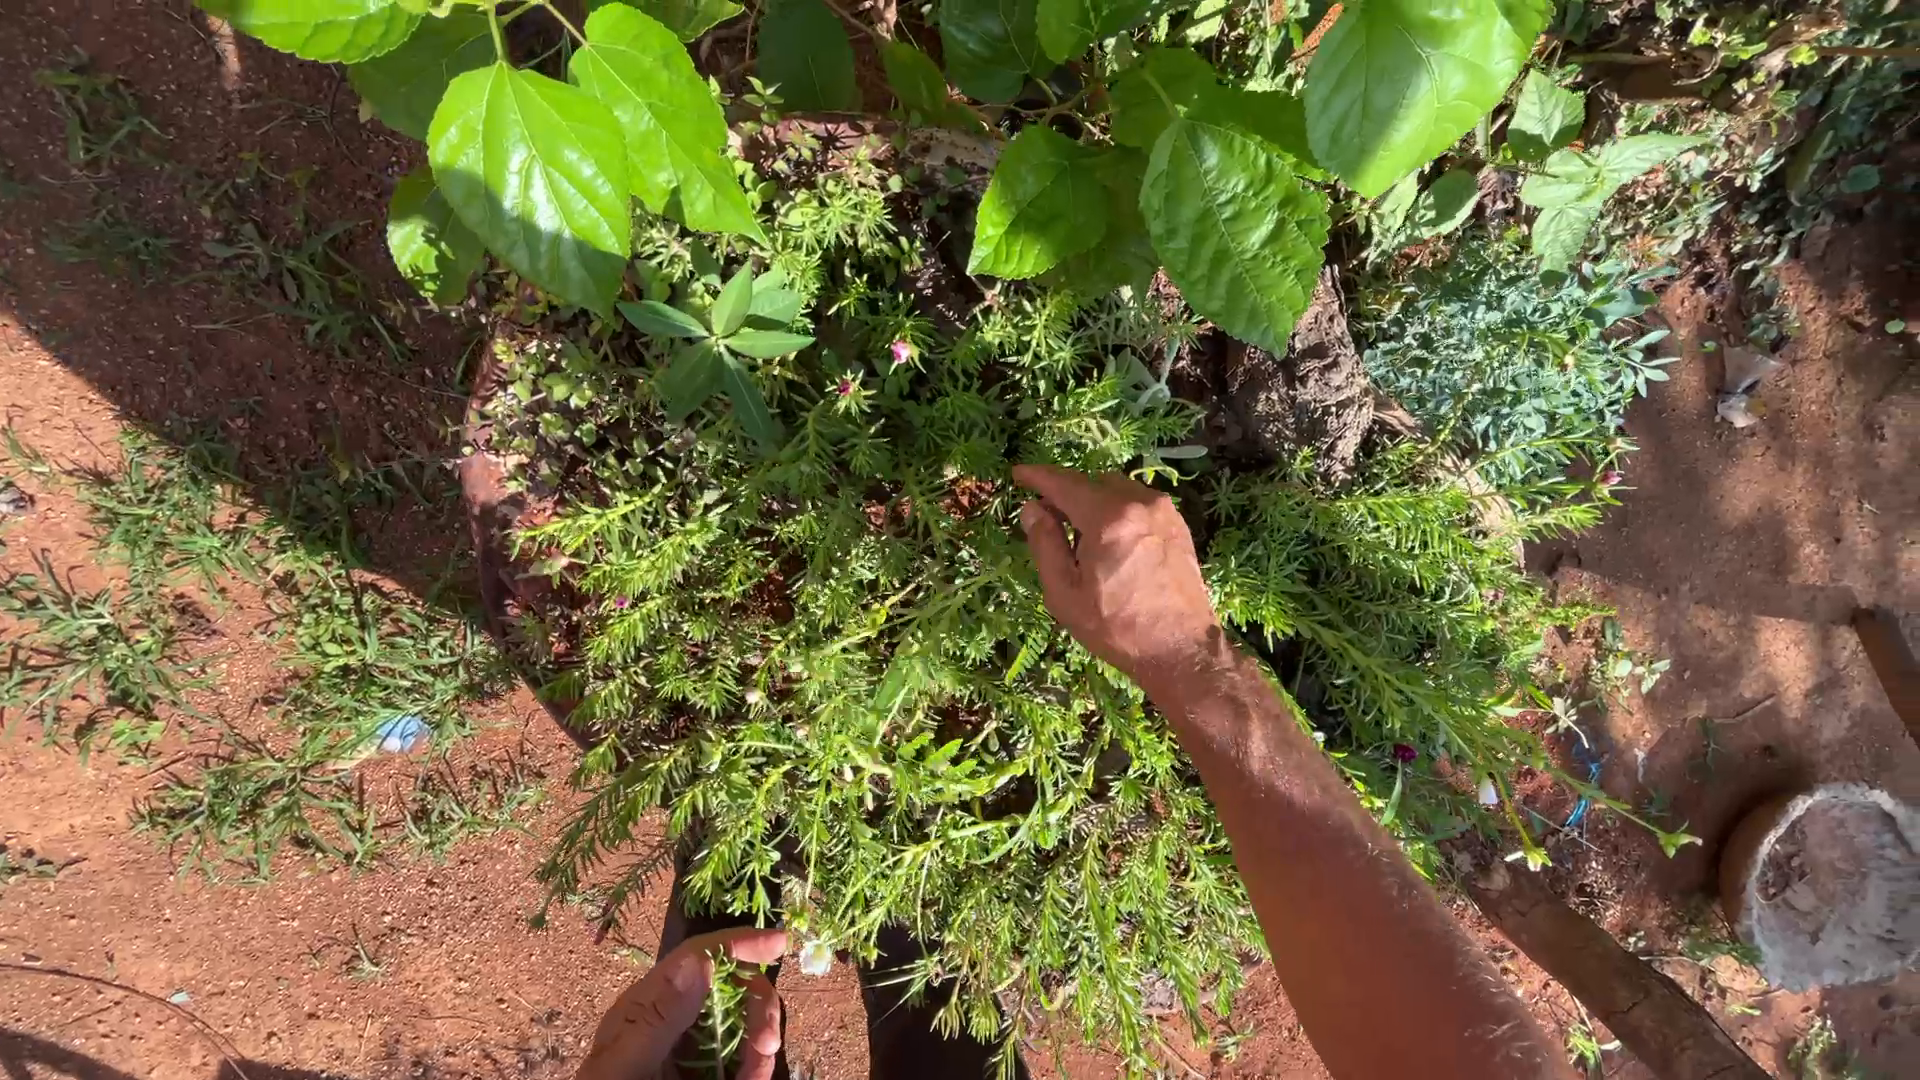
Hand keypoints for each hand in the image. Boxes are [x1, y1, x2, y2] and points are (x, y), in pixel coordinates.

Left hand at [576, 927, 786, 1079]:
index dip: (738, 943)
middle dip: (759, 1005)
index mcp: (648, 1005)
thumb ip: (660, 1017)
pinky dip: (756, 1067)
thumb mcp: (626, 1066)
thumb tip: (700, 961)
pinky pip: (744, 1059)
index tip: (779, 943)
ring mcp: (693, 1049)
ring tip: (757, 1074)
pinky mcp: (706, 1074)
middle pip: (731, 986)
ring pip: (744, 1022)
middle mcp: (675, 1018)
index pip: (697, 955)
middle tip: (768, 1043)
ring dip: (761, 1042)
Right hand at [1012, 465, 1220, 696]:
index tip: (1018, 474)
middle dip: (1067, 493)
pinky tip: (1110, 540)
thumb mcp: (1065, 593)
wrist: (1180, 648)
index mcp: (1108, 518)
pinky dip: (1117, 510)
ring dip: (1093, 501)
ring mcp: (1163, 511)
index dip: (1038, 476)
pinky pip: (1138, 503)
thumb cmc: (1115, 626)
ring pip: (1117, 489)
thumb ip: (1045, 544)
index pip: (1064, 484)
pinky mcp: (1177, 524)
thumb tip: (1032, 508)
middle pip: (1092, 482)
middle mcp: (1138, 503)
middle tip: (1047, 516)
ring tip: (1079, 533)